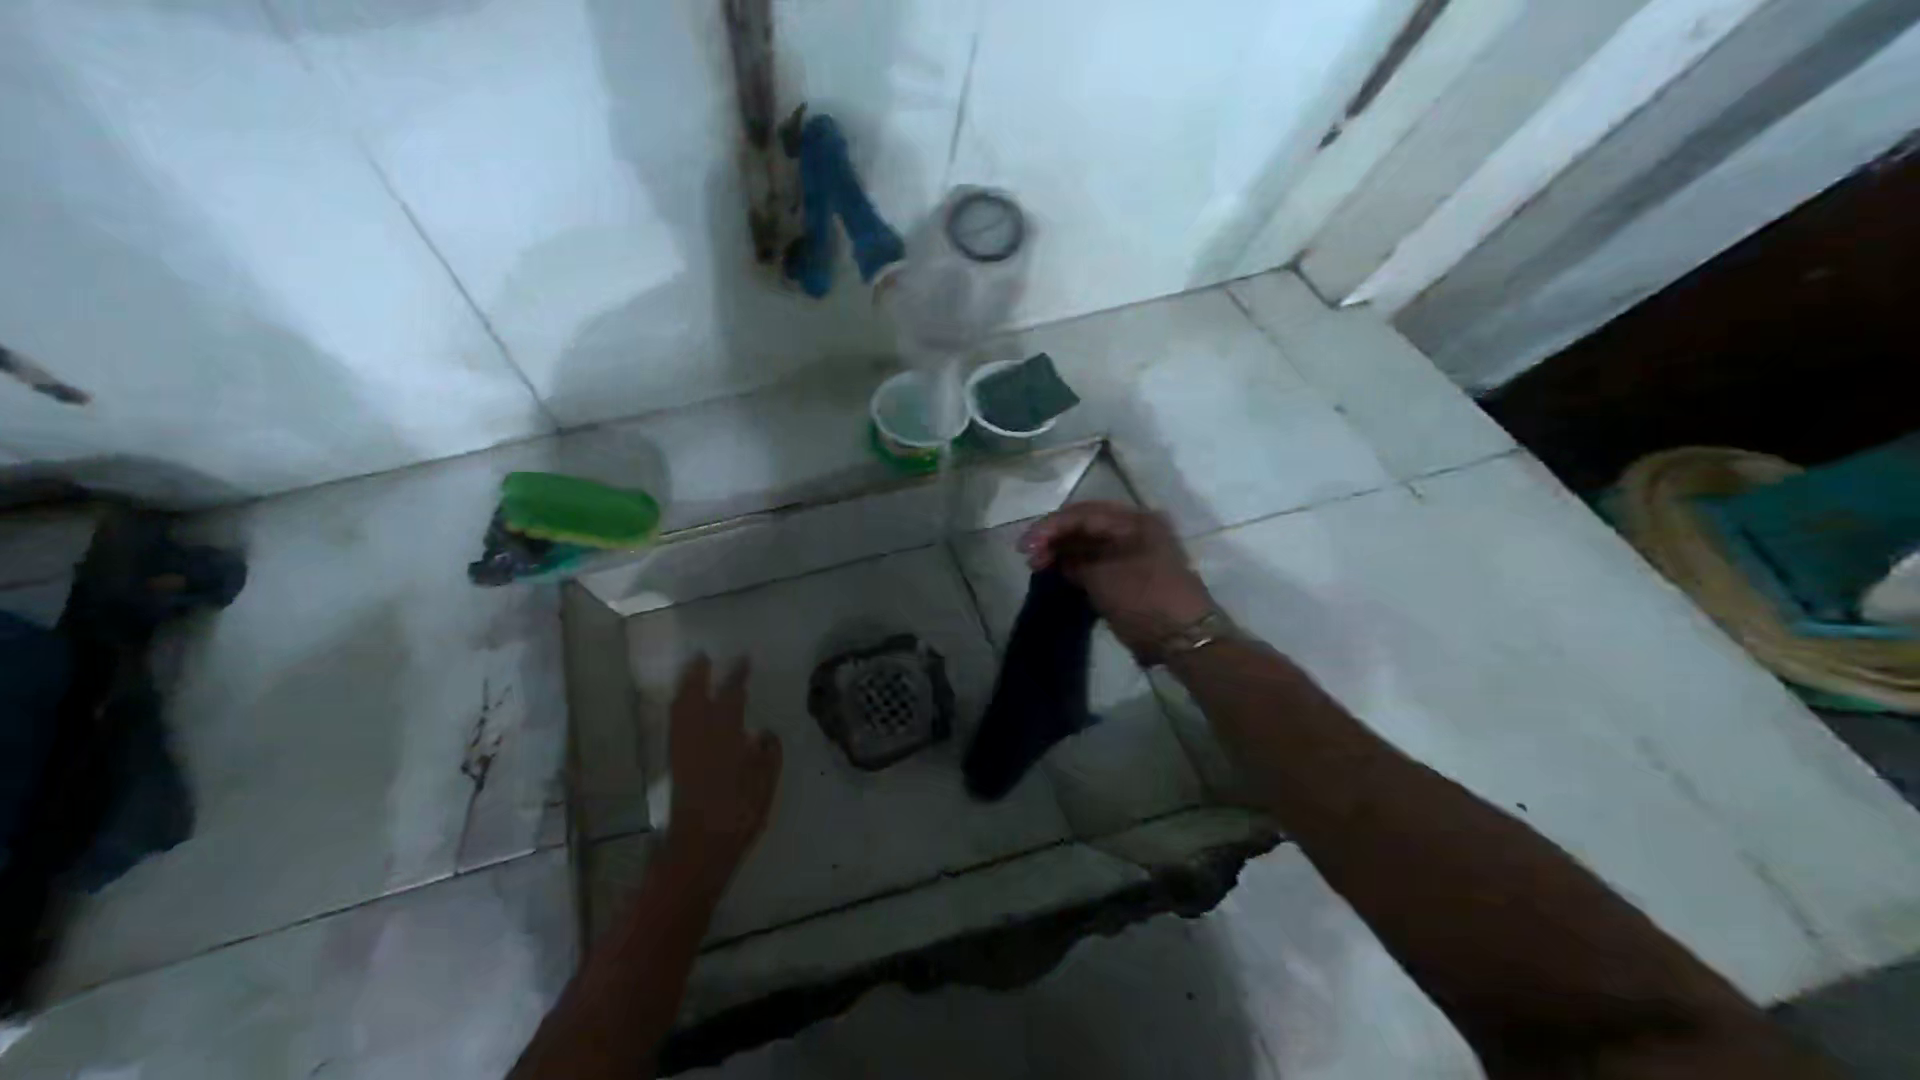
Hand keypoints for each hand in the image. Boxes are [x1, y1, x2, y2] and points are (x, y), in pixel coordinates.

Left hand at [665, 655, 781, 879]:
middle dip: (697, 674)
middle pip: (694, 696)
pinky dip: (678, 709)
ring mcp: (681, 749)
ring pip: (678, 709)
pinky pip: (673, 725)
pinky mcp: (673, 763)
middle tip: (702, 656)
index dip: (737, 676)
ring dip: (684, 688)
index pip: (731, 696)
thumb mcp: (765, 782)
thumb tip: (764, 733)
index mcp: (724, 735)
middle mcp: (698, 735)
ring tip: (690, 674)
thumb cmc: (738, 813)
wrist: (699, 847)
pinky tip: (683, 709)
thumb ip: (768, 754)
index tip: (744, 659)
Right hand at [1018, 501, 1215, 657]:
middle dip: (1054, 537)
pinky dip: (1075, 565)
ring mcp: (1133, 553)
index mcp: (1134, 521)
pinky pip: (1096, 562)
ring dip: (1062, 551)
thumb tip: (1060, 561)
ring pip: (1089, 544)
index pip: (1082, 514)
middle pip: (1085, 526)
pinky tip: (1056, 573)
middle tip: (1028, 556)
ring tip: (1037, 565)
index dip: (1049, 527)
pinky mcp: (1130, 575)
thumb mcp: (1103, 577)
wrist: (1184, 639)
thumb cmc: (1144, 599)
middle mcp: (1135, 530)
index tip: (1024, 547)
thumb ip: (1075, 563)